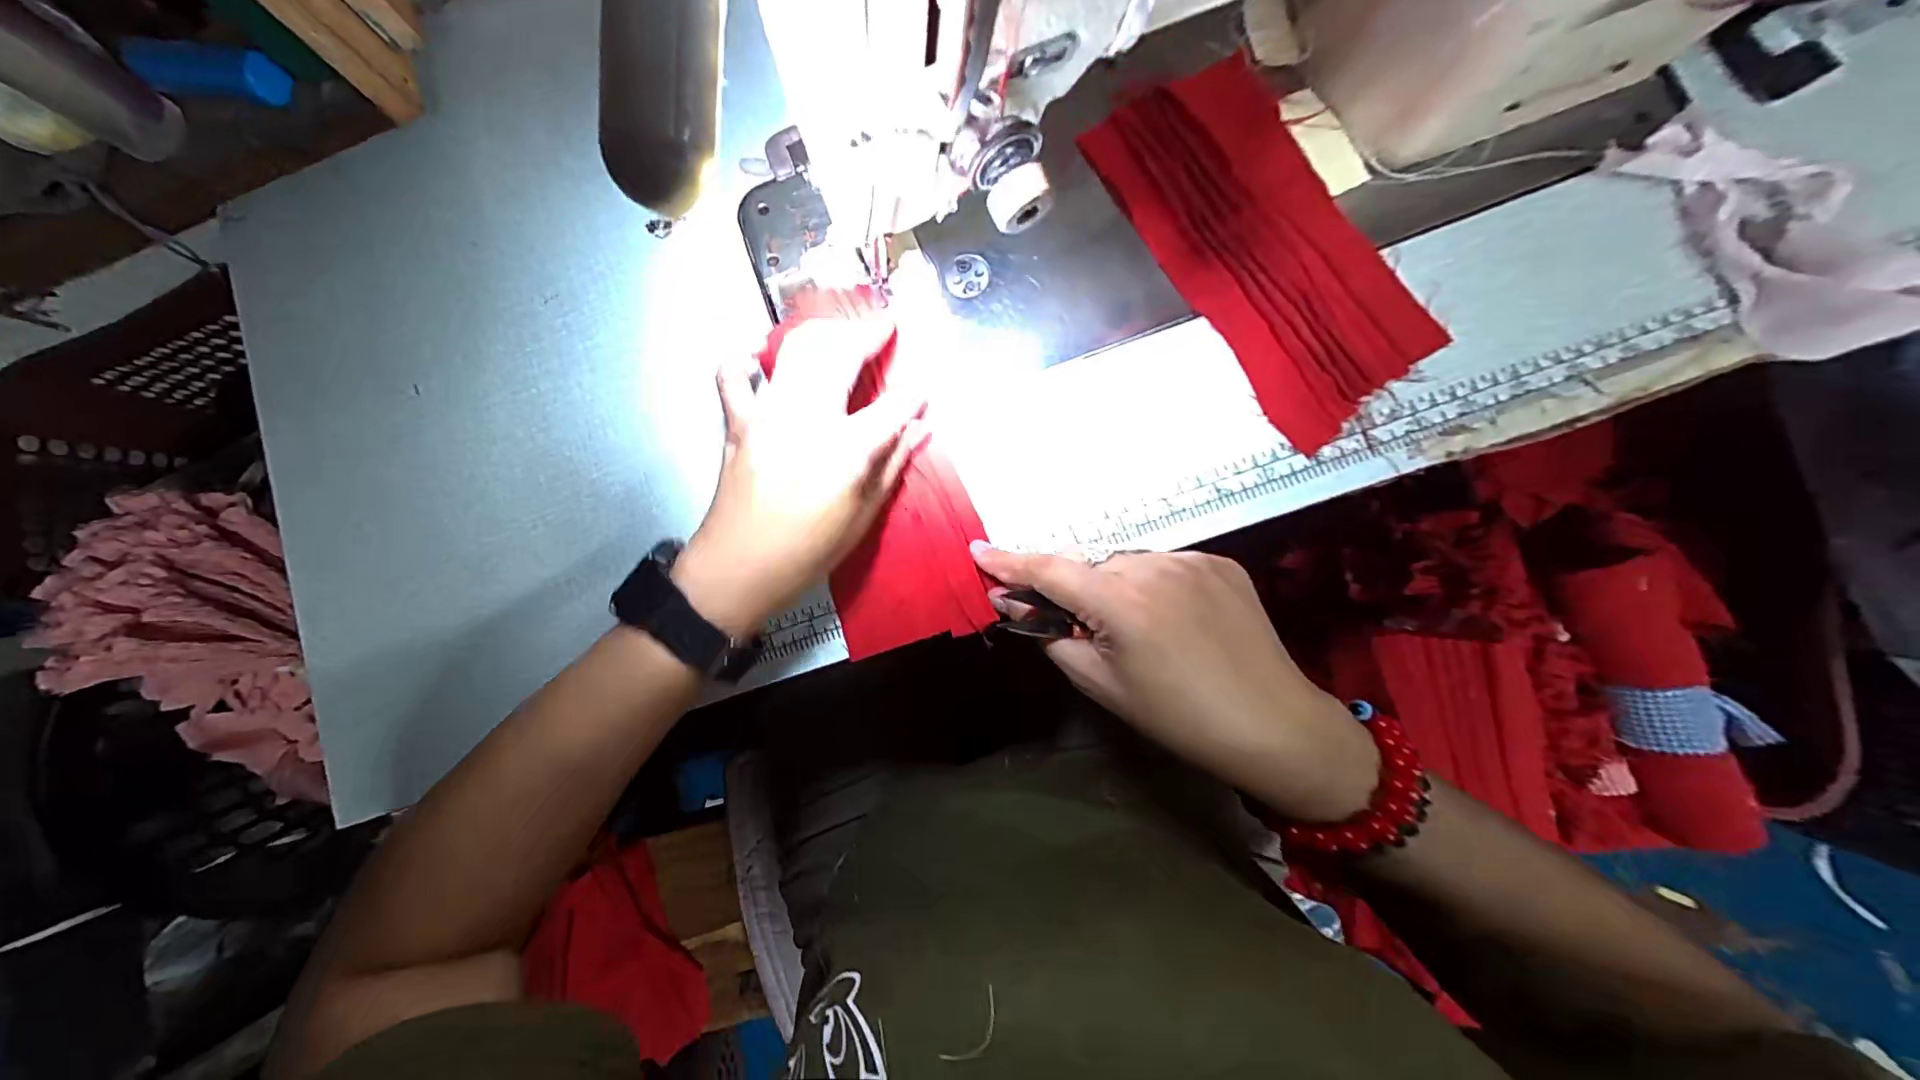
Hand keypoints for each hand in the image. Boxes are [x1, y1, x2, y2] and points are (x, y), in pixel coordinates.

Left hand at [674, 319, 926, 636]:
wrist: (738, 570)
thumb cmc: (808, 552)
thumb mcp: (863, 517)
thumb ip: (892, 465)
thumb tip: (920, 429)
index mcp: (846, 450)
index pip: (893, 407)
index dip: (913, 396)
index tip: (923, 391)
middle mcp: (807, 420)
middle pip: (839, 354)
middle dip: (866, 332)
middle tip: (883, 323)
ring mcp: (767, 415)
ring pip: (794, 350)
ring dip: (821, 333)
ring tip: (838, 330)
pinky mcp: (737, 422)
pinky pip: (734, 376)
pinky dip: (744, 360)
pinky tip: (756, 356)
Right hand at [972, 545, 1379, 822]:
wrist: (1273, 724)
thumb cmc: (1177, 716)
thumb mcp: (1101, 685)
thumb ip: (1053, 636)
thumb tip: (1017, 605)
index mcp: (1121, 601)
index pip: (1050, 570)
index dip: (1010, 561)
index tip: (979, 549)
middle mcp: (1154, 566)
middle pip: (1092, 568)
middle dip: (1080, 593)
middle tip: (1091, 632)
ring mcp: (1193, 560)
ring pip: (1129, 565)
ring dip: (1120, 588)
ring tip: (1144, 632)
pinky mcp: (1221, 564)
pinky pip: (1167, 566)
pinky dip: (1156, 587)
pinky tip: (1177, 622)